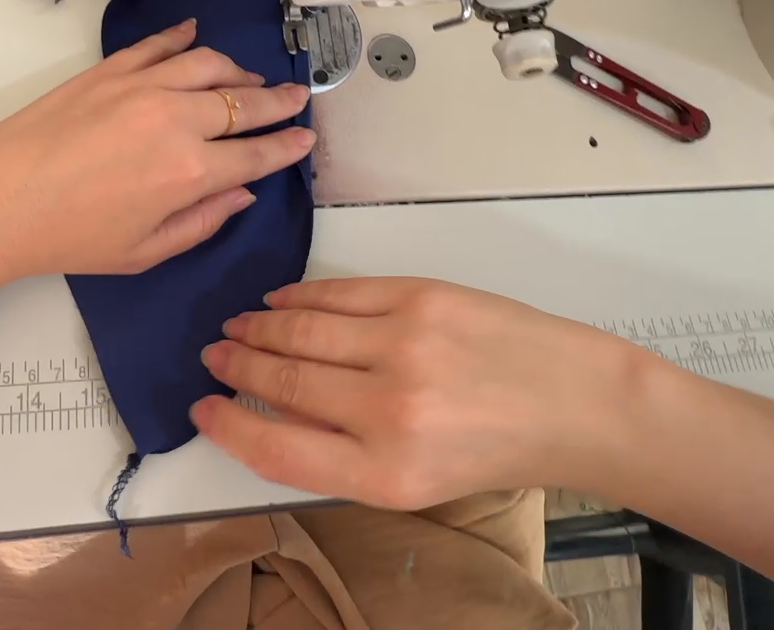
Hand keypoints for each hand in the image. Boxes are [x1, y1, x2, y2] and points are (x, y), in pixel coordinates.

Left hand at [0, 19, 313, 285]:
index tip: (306, 137)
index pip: (257, 154)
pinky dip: (183, 37)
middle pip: (244, 102)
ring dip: (239, 70)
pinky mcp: (111, 69)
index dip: (288, 146)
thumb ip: (203, 222)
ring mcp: (143, 86)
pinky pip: (159, 44)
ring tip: (250, 78)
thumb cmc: (70, 236)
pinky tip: (196, 34)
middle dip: (279, 101)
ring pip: (210, 64)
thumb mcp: (145, 252)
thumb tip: (243, 193)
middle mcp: (177, 120)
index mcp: (190, 173)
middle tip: (298, 98)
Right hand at [190, 277, 659, 508]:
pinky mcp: (418, 296)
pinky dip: (298, 296)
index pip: (276, 449)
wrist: (570, 401)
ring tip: (236, 326)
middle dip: (237, 366)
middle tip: (213, 355)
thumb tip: (269, 410)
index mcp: (386, 473)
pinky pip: (336, 293)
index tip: (203, 407)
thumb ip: (341, 452)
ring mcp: (402, 344)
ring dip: (257, 327)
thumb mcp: (415, 480)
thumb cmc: (489, 449)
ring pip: (301, 329)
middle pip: (283, 381)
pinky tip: (277, 300)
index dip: (229, 426)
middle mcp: (387, 410)